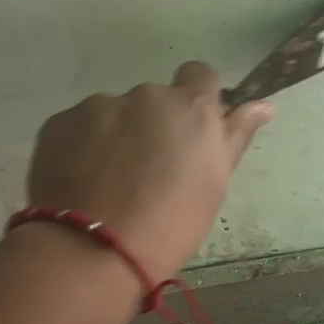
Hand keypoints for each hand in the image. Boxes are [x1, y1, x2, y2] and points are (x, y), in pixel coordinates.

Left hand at [23, 62, 272, 277]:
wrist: (93, 249)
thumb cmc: (172, 222)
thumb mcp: (215, 182)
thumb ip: (235, 136)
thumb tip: (264, 106)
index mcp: (192, 107)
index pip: (200, 74)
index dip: (197, 97)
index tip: (191, 129)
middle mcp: (147, 95)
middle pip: (156, 99)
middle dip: (155, 124)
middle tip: (151, 170)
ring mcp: (99, 105)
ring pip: (116, 113)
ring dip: (119, 135)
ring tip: (112, 181)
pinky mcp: (60, 122)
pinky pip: (81, 127)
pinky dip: (85, 146)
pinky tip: (85, 181)